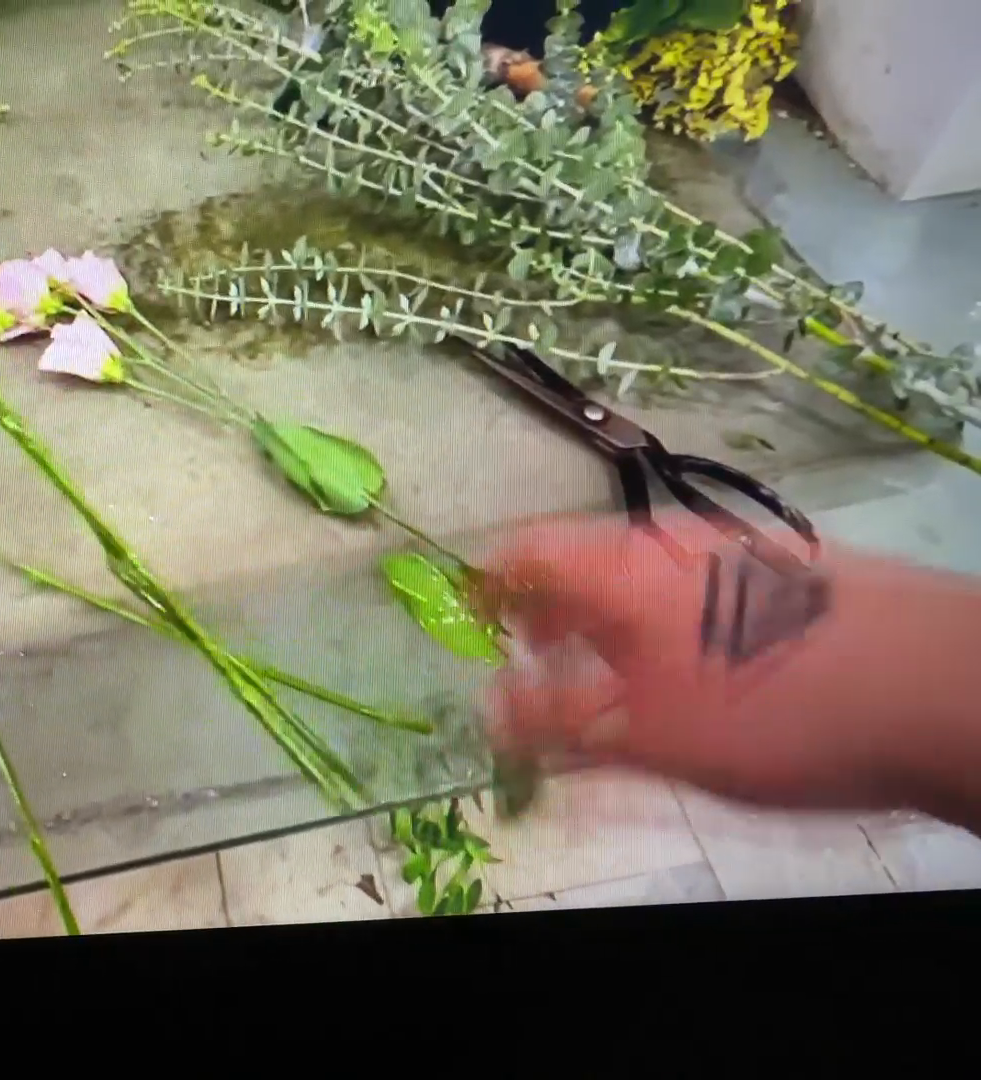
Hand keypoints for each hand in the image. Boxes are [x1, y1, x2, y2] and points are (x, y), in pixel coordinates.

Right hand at [481, 514, 980, 815]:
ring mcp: (728, 545)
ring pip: (632, 566)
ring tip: (613, 663)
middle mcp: (662, 541)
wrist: (962, 693)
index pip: (518, 552)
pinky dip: (660, 607)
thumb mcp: (649, 736)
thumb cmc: (775, 711)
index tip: (476, 625)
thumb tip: (484, 713)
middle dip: (542, 606)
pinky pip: (688, 573)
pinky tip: (694, 656)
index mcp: (615, 568)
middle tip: (540, 655)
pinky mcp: (783, 561)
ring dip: (602, 609)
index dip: (484, 585)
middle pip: (571, 557)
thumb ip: (552, 721)